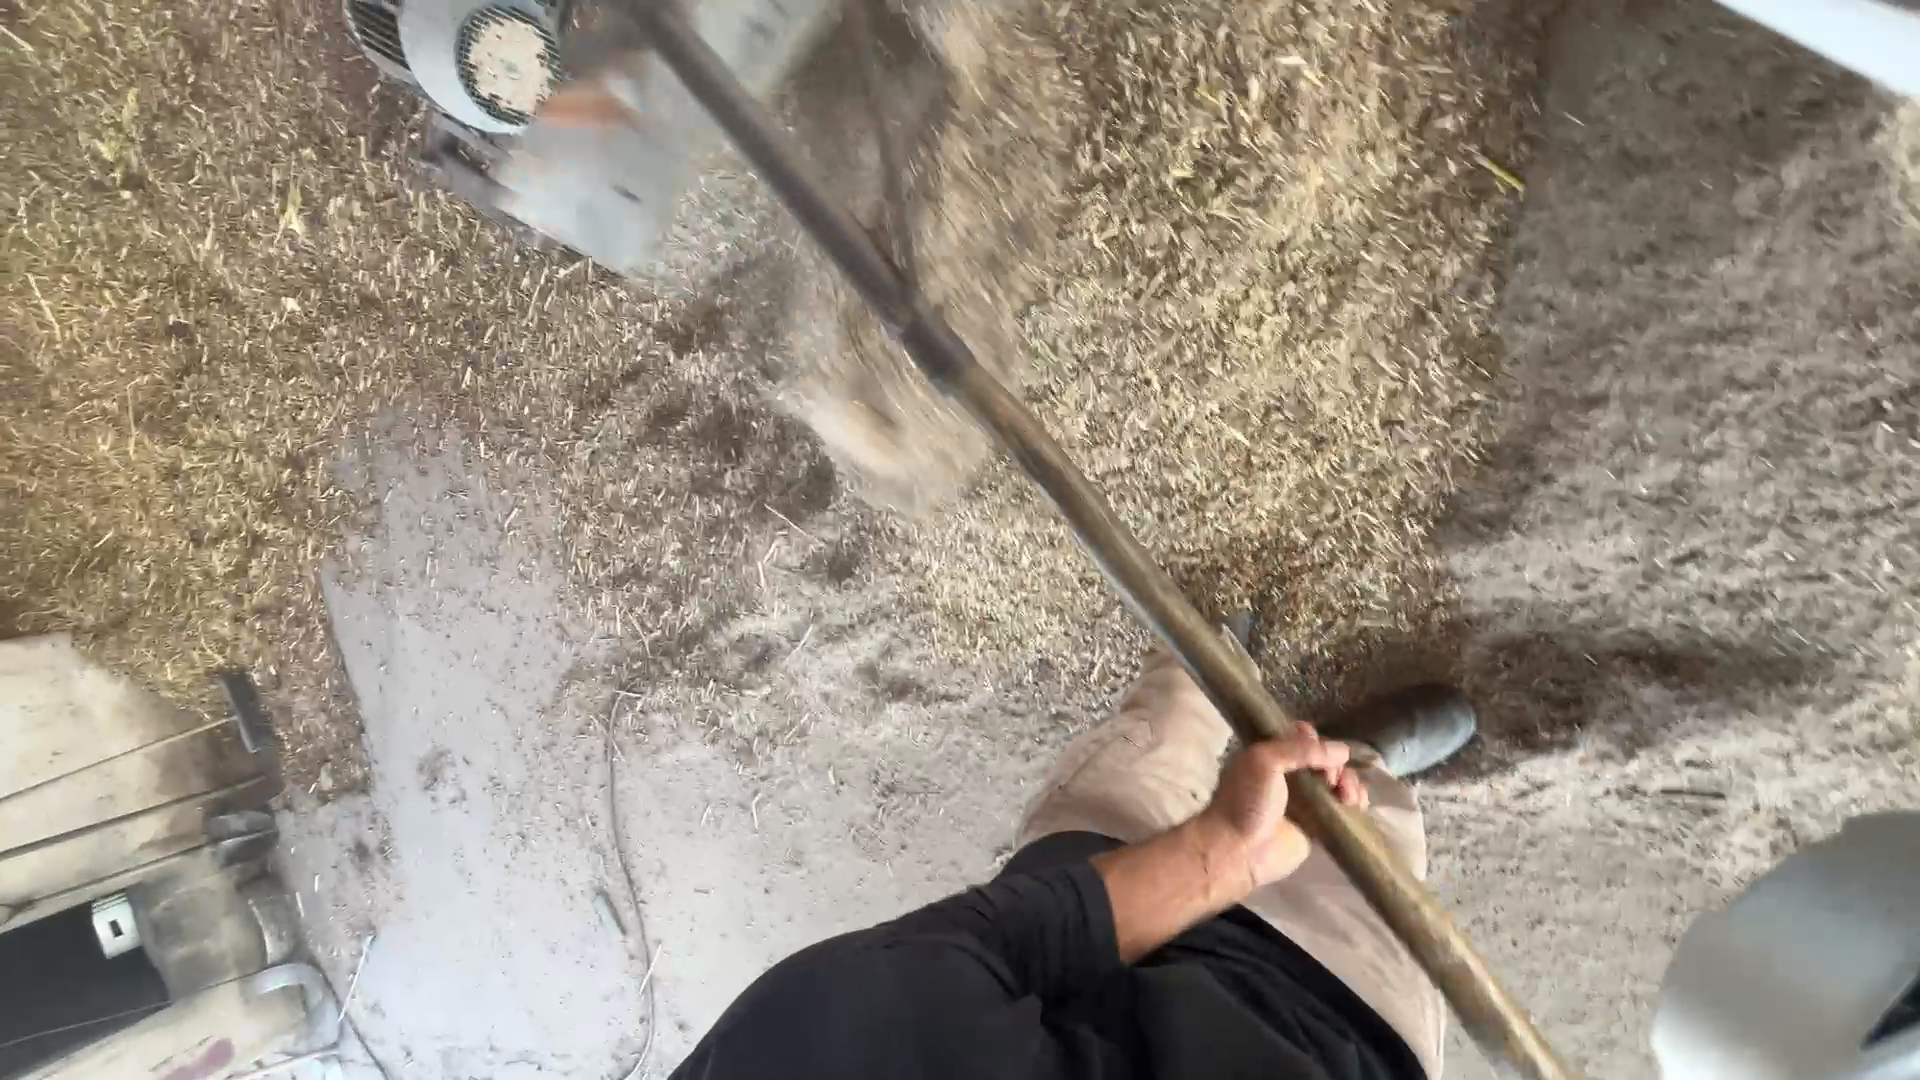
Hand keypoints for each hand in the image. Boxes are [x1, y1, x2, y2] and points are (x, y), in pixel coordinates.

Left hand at [1198, 722, 1368, 891]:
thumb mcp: (1264, 761)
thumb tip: (1342, 751)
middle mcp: (1287, 773)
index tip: (1320, 748)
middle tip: (1329, 777)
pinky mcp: (1317, 824)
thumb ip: (1299, 749)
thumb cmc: (1247, 799)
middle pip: (1322, 758)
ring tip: (1346, 793)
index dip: (1315, 739)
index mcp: (1269, 753)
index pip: (1299, 736)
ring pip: (1336, 781)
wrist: (1241, 848)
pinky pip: (1342, 806)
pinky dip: (1354, 800)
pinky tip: (1355, 803)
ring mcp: (1303, 800)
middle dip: (1334, 762)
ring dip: (1348, 781)